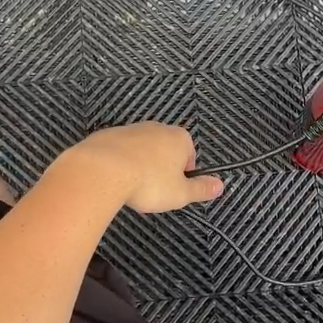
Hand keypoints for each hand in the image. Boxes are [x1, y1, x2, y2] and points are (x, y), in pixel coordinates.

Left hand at [58, 123, 224, 213]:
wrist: (102, 171)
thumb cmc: (148, 182)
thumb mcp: (181, 193)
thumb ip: (201, 189)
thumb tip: (219, 186)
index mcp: (178, 138)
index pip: (189, 153)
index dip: (183, 174)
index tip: (174, 189)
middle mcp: (156, 128)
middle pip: (164, 150)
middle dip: (161, 169)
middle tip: (154, 191)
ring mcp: (130, 130)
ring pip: (141, 150)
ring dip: (139, 166)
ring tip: (133, 188)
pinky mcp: (107, 136)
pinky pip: (118, 152)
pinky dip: (119, 164)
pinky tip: (115, 181)